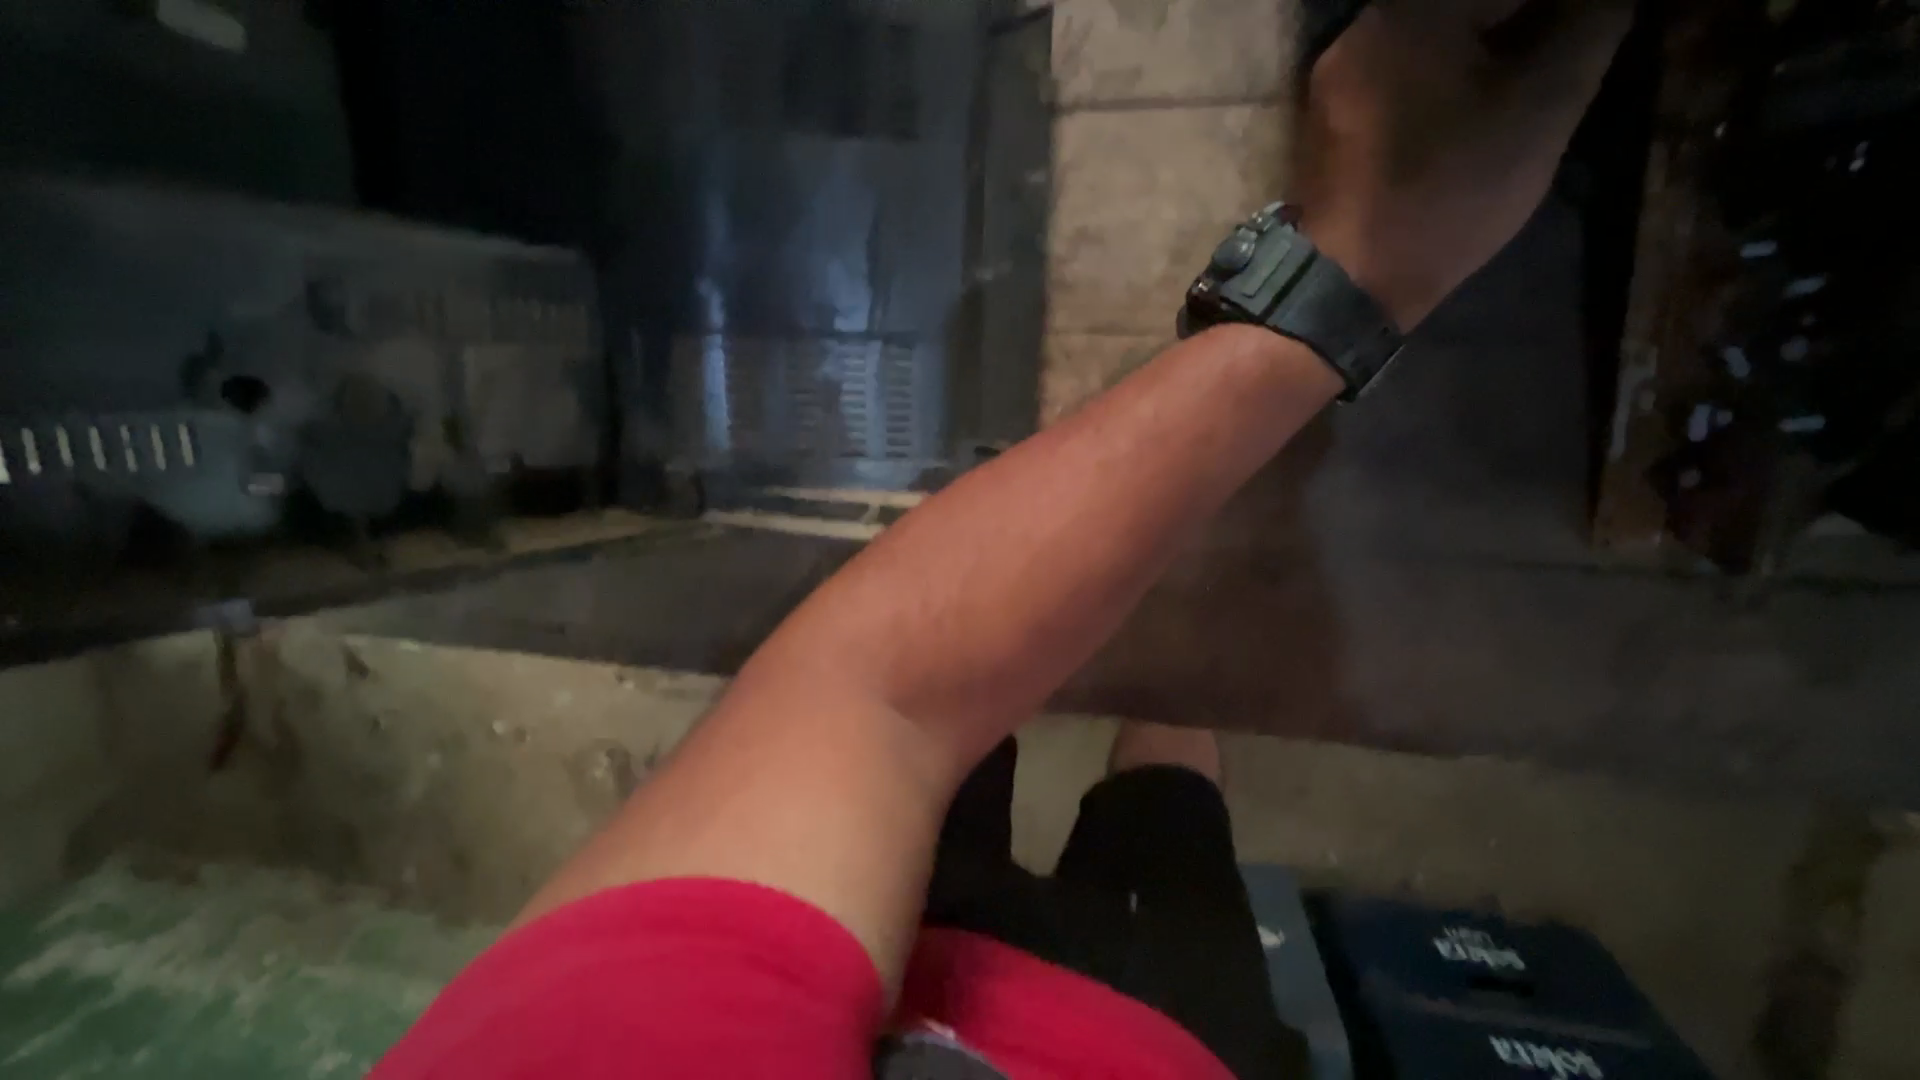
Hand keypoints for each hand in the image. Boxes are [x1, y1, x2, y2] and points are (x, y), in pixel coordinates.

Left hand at [1290, 0, 1632, 329]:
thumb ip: (1590, 22)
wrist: (1345, 283)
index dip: (1559, 10)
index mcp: (1406, 10)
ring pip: (1430, 40)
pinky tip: (1478, 102)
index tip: (1590, 30)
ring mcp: (1333, 83)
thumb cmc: (1446, 193)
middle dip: (1522, 21)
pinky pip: (1398, 79)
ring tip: (1535, 72)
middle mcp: (1357, 33)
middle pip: (1463, 8)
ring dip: (1486, 45)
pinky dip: (1443, 78)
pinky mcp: (1327, 127)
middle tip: (1569, 49)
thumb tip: (1603, 3)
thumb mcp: (1544, 102)